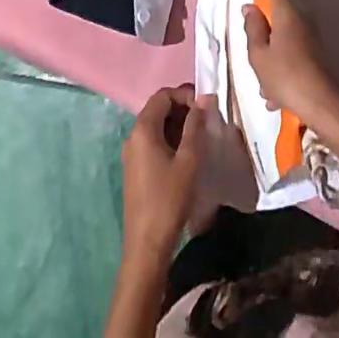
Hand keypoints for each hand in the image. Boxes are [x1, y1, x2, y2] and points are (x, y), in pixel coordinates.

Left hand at [120, 85, 210, 257]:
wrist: (147, 243)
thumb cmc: (169, 199)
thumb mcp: (188, 161)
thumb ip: (195, 126)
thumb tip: (203, 98)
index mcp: (142, 129)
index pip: (162, 95)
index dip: (185, 94)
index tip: (206, 106)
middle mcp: (133, 135)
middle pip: (157, 109)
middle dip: (182, 109)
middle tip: (206, 121)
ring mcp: (131, 152)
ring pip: (156, 126)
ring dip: (177, 126)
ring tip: (200, 137)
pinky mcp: (135, 168)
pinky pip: (152, 142)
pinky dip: (170, 140)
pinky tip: (186, 155)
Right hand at [242, 0, 338, 130]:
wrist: (326, 108)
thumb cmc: (287, 78)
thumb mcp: (259, 55)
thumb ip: (253, 28)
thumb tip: (250, 7)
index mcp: (286, 12)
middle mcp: (302, 16)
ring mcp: (311, 33)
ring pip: (285, 20)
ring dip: (271, 29)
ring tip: (258, 47)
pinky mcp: (315, 49)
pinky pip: (290, 40)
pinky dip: (278, 52)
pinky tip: (272, 87)